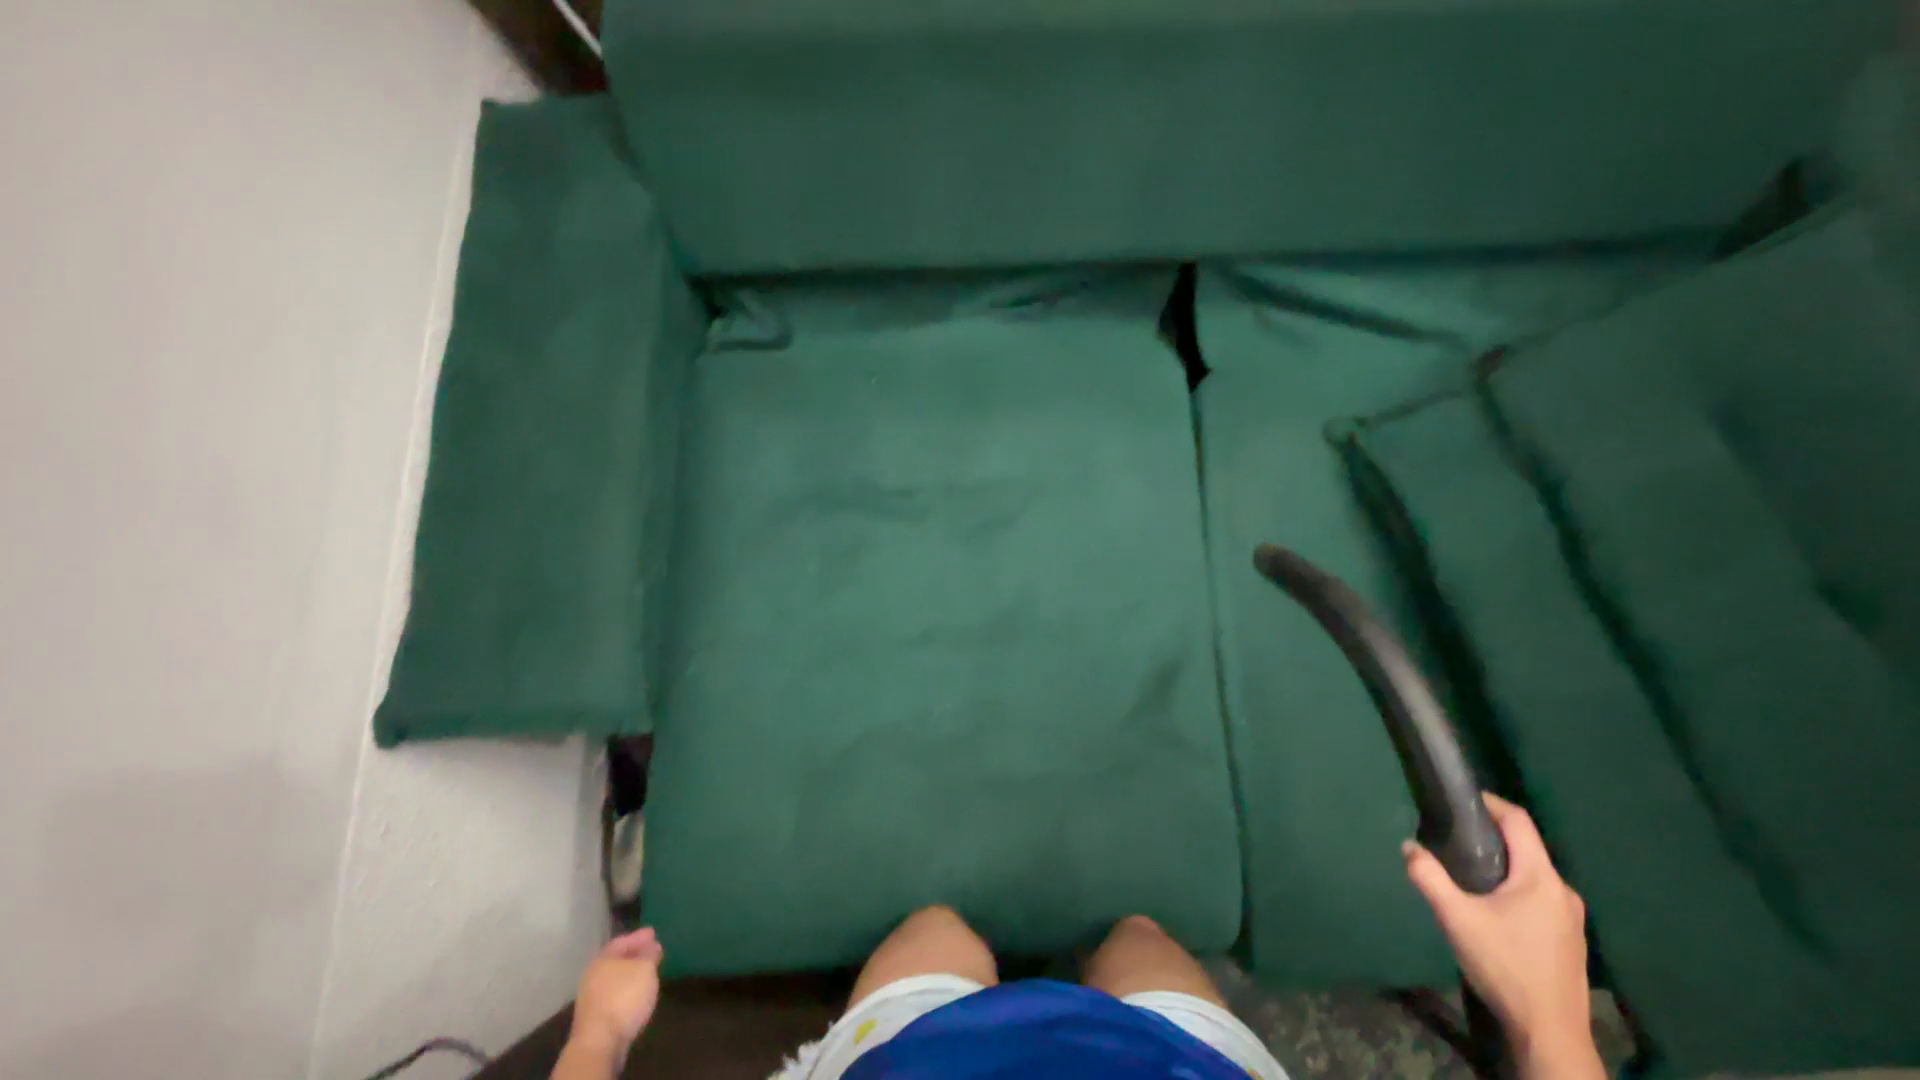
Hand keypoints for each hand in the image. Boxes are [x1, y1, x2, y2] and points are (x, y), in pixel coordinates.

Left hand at [568, 927, 663, 1060]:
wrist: (600, 1041)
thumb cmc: (624, 997)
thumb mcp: (645, 969)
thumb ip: (649, 954)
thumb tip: (652, 945)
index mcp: (603, 959)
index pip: (622, 941)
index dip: (639, 936)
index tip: (654, 932)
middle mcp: (593, 975)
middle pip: (616, 960)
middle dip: (634, 954)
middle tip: (651, 950)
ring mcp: (591, 997)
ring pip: (614, 978)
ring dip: (630, 974)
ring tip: (647, 973)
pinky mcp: (595, 1017)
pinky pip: (614, 994)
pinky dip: (626, 990)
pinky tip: (637, 995)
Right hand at [1404, 795, 1600, 1077]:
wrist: (1550, 1031)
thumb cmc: (1505, 967)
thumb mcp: (1457, 919)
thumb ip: (1429, 878)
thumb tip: (1408, 846)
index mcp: (1540, 878)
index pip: (1519, 822)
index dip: (1491, 803)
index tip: (1462, 799)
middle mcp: (1562, 890)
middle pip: (1527, 848)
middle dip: (1492, 837)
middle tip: (1454, 837)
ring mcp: (1571, 917)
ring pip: (1533, 875)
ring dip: (1503, 866)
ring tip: (1467, 872)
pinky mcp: (1570, 938)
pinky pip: (1540, 898)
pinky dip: (1515, 889)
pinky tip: (1492, 908)